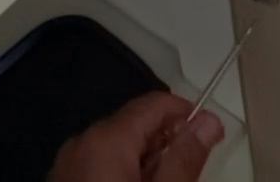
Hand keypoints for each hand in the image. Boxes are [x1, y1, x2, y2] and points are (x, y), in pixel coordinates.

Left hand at [48, 91, 224, 181]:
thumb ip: (185, 159)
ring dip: (146, 163)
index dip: (187, 115)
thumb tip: (207, 121)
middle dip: (167, 144)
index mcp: (106, 138)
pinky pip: (100, 167)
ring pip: (118, 148)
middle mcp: (83, 142)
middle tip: (189, 176)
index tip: (213, 137)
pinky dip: (123, 176)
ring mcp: (67, 166)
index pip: (155, 104)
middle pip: (136, 125)